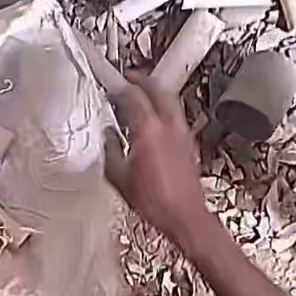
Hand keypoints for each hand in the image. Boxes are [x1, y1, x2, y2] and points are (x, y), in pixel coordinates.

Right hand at [105, 73, 213, 242]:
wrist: (184, 217)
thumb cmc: (156, 202)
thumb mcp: (119, 177)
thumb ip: (110, 151)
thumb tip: (107, 137)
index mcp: (149, 131)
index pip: (132, 94)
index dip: (117, 83)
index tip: (107, 79)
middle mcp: (168, 126)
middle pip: (157, 88)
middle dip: (140, 79)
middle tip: (126, 78)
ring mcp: (182, 133)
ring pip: (169, 99)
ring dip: (153, 92)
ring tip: (139, 95)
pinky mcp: (189, 142)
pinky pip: (174, 115)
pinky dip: (162, 108)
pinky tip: (152, 120)